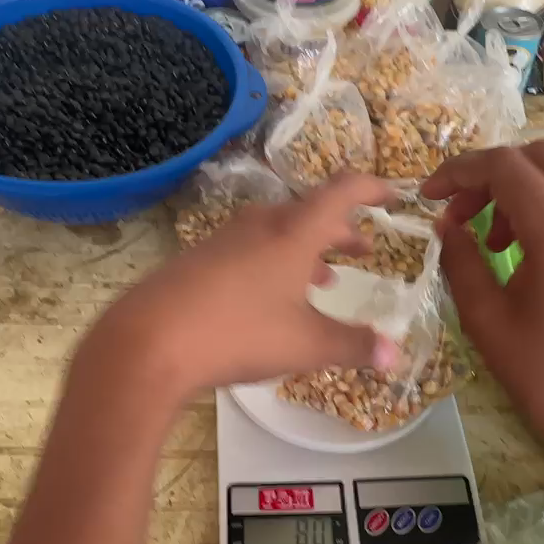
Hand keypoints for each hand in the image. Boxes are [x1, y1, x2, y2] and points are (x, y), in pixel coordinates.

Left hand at [81, 172, 400, 400]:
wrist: (148, 341)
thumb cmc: (238, 332)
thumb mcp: (305, 345)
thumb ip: (353, 346)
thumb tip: (395, 355)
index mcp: (294, 232)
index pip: (342, 192)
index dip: (372, 188)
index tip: (393, 195)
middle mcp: (259, 225)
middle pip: (309, 214)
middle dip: (341, 231)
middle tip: (362, 250)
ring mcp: (222, 240)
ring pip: (276, 233)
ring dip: (305, 251)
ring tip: (323, 280)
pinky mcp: (196, 261)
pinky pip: (248, 250)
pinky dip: (273, 264)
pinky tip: (267, 299)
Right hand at [423, 143, 543, 468]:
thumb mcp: (486, 317)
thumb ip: (460, 259)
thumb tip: (446, 225)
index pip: (504, 166)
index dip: (458, 172)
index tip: (426, 196)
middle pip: (537, 155)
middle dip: (488, 173)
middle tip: (457, 214)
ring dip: (515, 187)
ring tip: (486, 237)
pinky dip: (540, 204)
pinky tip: (517, 247)